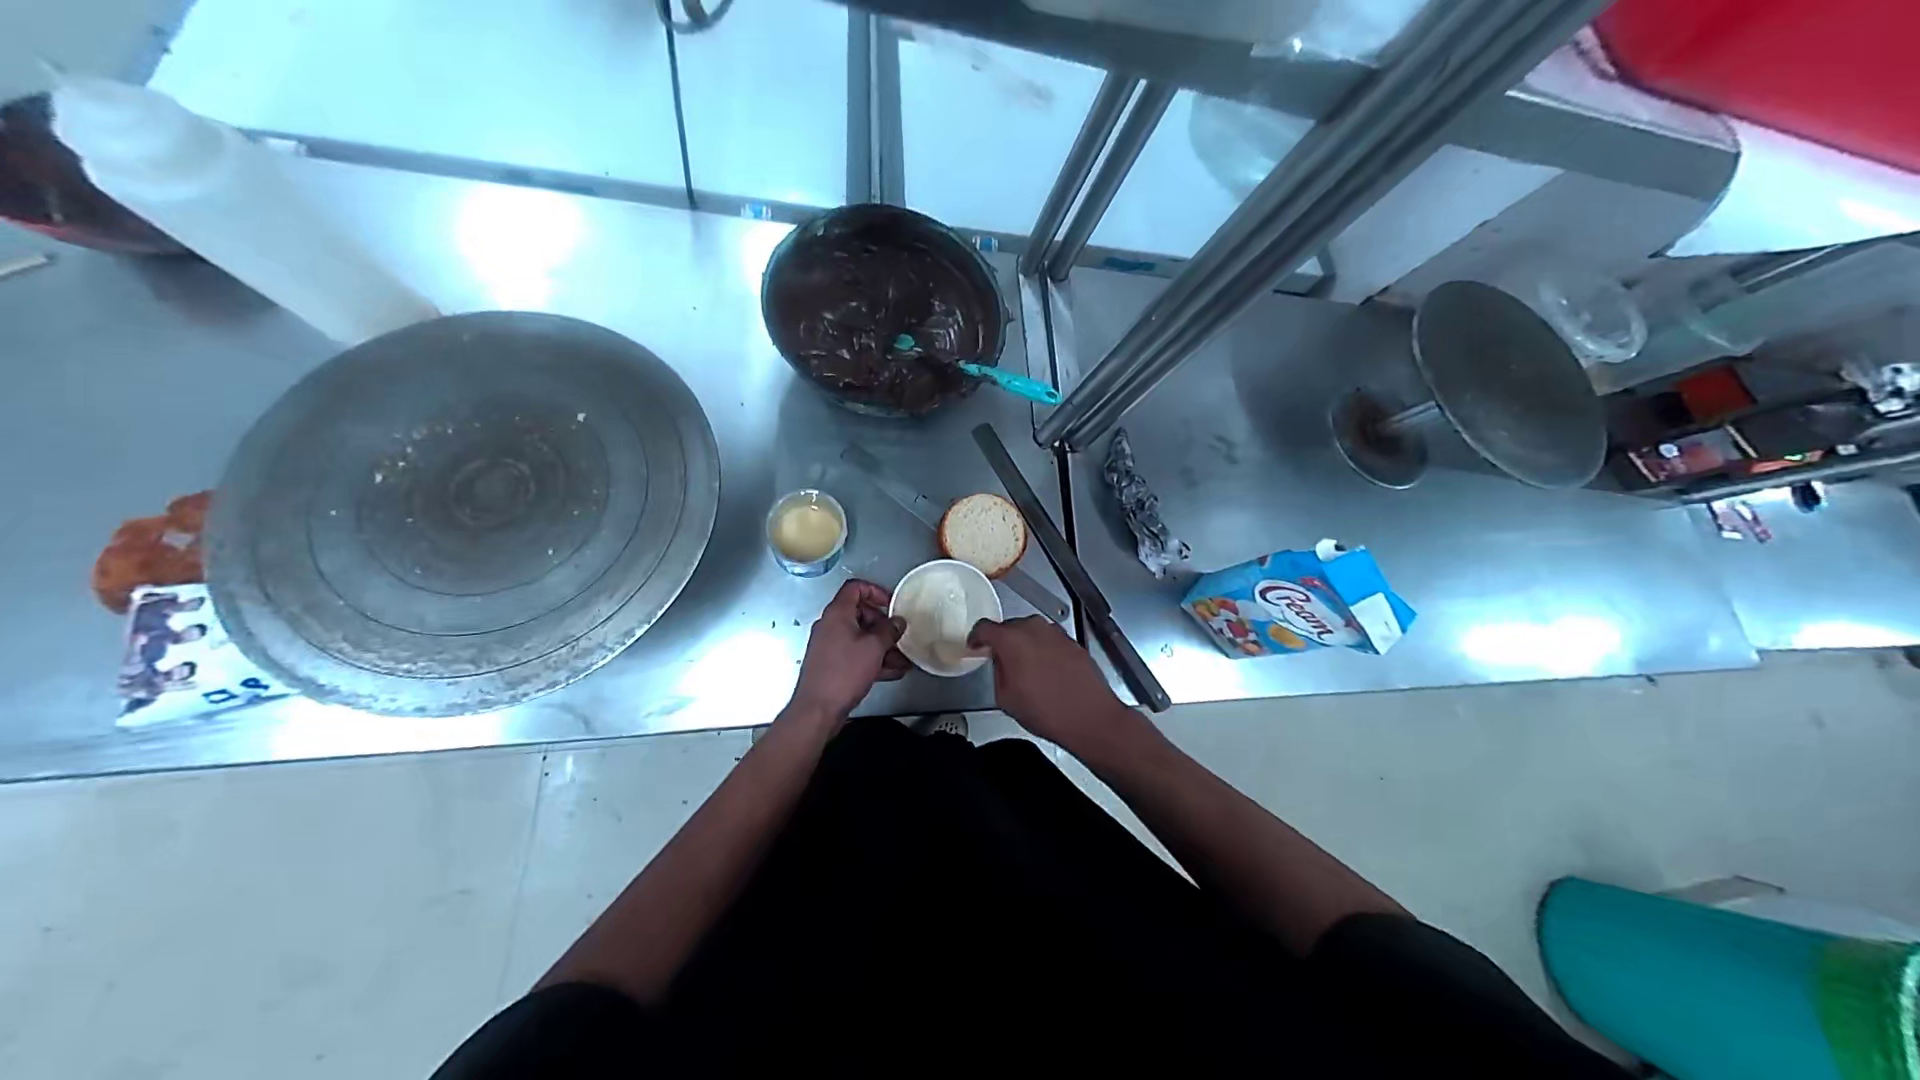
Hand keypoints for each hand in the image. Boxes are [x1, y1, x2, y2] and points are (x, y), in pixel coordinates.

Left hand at [788, 580, 909, 722]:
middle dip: (883, 624)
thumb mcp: (874, 648)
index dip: (876, 591)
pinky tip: (891, 671)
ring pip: (860, 636)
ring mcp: (829, 645)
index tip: (891, 604)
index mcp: (837, 613)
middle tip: (898, 636)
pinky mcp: (831, 663)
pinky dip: (872, 658)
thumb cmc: (844, 673)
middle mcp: (830, 625)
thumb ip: (889, 630)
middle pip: (860, 613)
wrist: (818, 708)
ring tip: (901, 659)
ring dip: (881, 645)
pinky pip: (855, 653)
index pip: (855, 588)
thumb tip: (898, 622)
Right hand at [968, 616, 1135, 749]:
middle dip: (1003, 642)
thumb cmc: (1049, 711)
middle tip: (1001, 663)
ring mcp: (1056, 633)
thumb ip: (996, 671)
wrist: (1090, 718)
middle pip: (1009, 627)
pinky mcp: (1072, 642)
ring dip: (1025, 645)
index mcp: (1011, 640)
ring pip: (1031, 632)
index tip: (976, 647)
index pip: (984, 628)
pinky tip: (1047, 672)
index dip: (976, 638)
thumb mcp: (1005, 698)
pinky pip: (1050, 640)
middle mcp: (1034, 629)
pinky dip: (1044, 650)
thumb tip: (998, 663)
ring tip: (1027, 671)